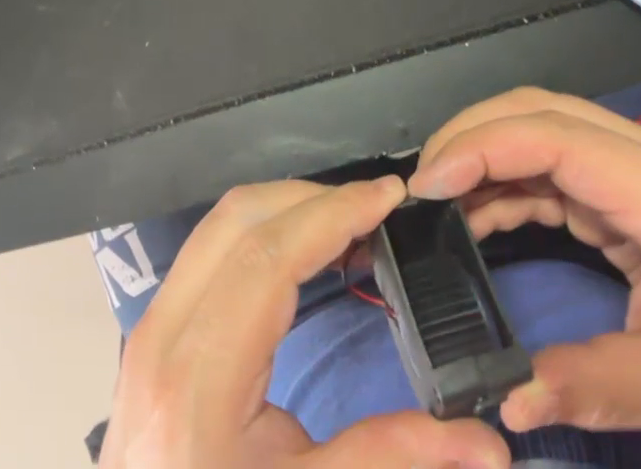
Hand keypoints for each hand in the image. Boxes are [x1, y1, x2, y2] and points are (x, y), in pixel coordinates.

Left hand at [98, 177, 509, 468]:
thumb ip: (387, 457)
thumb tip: (487, 444)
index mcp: (198, 376)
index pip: (265, 258)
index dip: (332, 214)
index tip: (389, 197)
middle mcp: (164, 331)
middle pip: (237, 220)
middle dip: (314, 197)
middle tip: (379, 206)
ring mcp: (153, 322)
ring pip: (219, 224)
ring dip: (289, 207)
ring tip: (353, 222)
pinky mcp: (158, 324)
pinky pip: (211, 247)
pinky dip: (265, 230)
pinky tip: (308, 250)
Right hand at [408, 88, 640, 440]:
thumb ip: (604, 385)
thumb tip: (511, 401)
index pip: (556, 136)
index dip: (483, 148)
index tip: (427, 187)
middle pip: (538, 110)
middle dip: (468, 137)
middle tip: (417, 190)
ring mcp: (636, 169)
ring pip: (538, 129)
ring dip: (481, 157)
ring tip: (434, 207)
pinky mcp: (624, 188)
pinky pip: (549, 166)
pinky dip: (504, 183)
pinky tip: (477, 220)